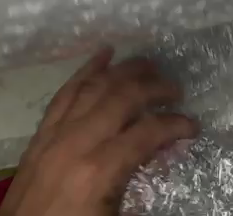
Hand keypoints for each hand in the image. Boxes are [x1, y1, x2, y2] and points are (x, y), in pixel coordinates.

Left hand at [0, 48, 197, 215]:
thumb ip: (139, 179)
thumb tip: (164, 152)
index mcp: (100, 170)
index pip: (148, 131)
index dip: (176, 124)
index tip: (192, 126)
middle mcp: (78, 142)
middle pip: (124, 96)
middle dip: (156, 87)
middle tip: (176, 91)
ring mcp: (55, 135)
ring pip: (96, 86)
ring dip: (126, 71)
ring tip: (150, 66)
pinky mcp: (39, 137)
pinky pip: (65, 93)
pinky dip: (87, 70)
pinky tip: (105, 53)